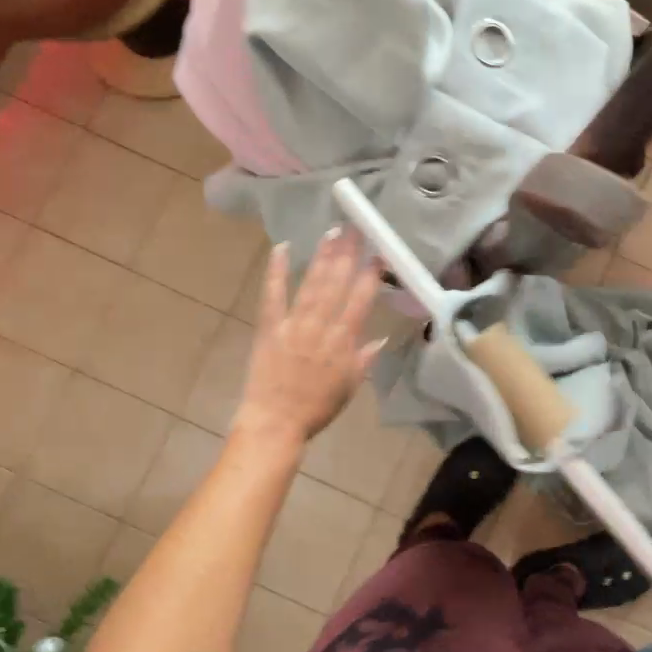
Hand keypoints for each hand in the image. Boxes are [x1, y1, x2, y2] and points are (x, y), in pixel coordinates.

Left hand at [235, 230, 384, 444]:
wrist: (275, 423)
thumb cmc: (316, 408)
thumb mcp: (349, 386)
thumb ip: (364, 359)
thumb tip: (382, 338)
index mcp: (343, 343)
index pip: (361, 301)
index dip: (371, 275)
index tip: (379, 253)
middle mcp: (320, 329)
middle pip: (337, 285)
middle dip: (348, 255)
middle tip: (355, 229)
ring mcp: (293, 326)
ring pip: (311, 285)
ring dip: (322, 257)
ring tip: (332, 232)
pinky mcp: (268, 329)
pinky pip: (272, 296)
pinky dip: (276, 272)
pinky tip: (281, 248)